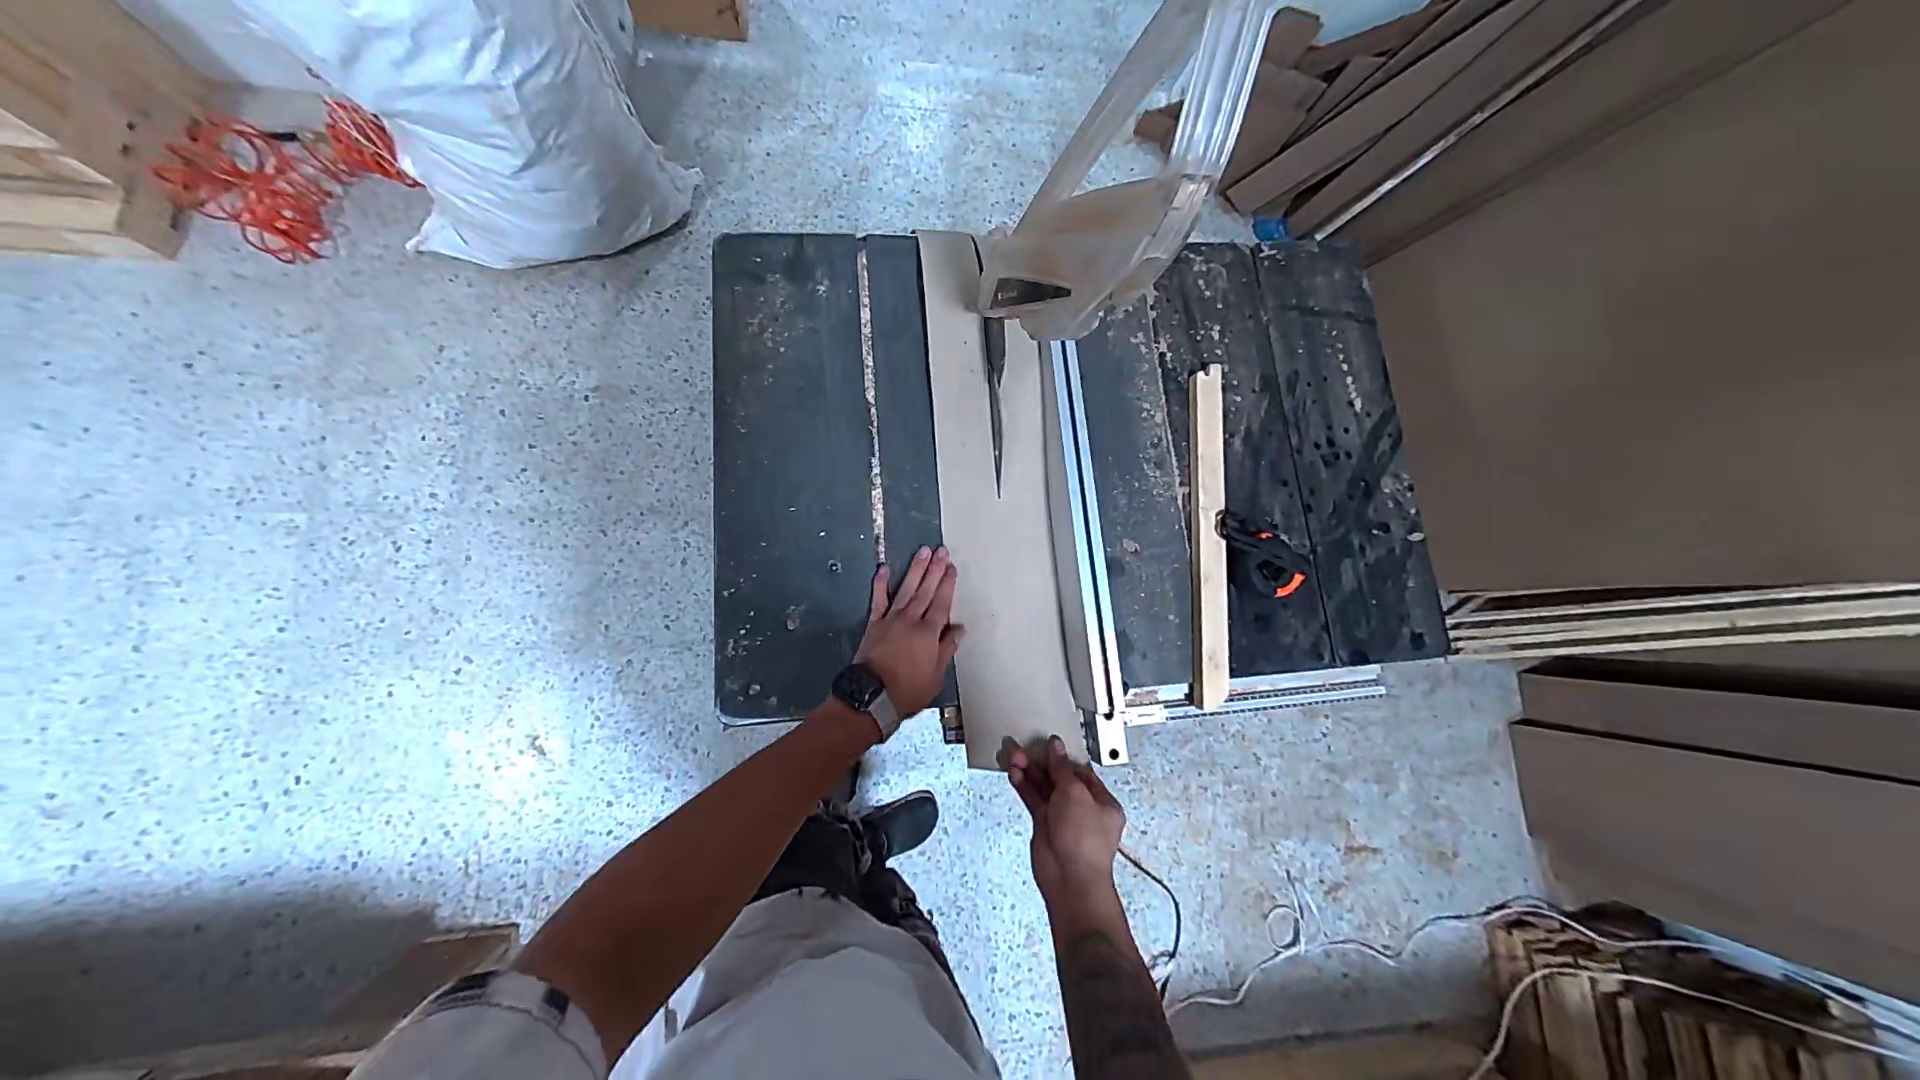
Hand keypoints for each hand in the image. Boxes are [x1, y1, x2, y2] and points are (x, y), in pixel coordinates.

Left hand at [853, 545, 964, 716]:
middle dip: (935, 569)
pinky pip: (878, 599)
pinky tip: (883, 569)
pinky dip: (880, 583)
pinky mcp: (874, 624)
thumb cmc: (908, 689)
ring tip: (923, 552)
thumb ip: (946, 648)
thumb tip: (958, 630)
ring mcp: (891, 619)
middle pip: (926, 590)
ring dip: (915, 569)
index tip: (952, 568)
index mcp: (929, 632)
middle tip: (942, 551)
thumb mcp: (936, 674)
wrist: (872, 695)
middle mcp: (911, 620)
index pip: (942, 603)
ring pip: (906, 589)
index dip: (948, 584)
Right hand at [1003, 735, 1125, 918]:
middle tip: (1026, 747)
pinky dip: (1024, 786)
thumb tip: (1056, 749)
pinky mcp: (1045, 827)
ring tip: (1015, 755)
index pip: (1081, 771)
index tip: (1049, 744)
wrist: (1069, 878)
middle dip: (1042, 763)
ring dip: (1030, 772)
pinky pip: (1034, 801)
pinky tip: (1015, 773)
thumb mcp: (1076, 793)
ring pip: (1044, 788)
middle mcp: (1083, 810)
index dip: (1064, 757)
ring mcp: (1063, 819)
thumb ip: (1062, 769)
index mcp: (1103, 802)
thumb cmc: (1084, 844)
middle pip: (1060, 778)